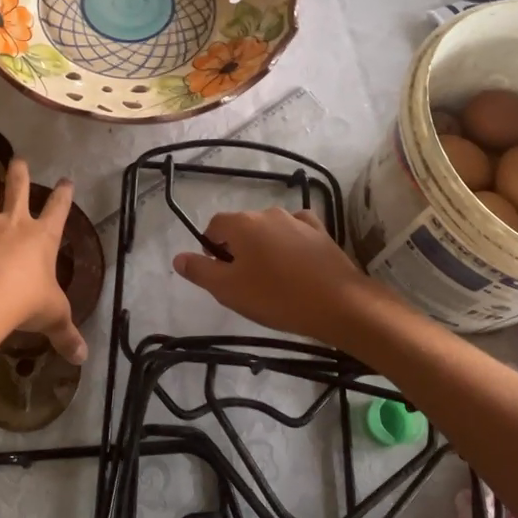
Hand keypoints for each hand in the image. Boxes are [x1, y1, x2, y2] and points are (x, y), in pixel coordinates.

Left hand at [0, 159, 87, 364]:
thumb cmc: (26, 301)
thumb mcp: (53, 315)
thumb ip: (66, 333)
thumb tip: (82, 357)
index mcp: (43, 236)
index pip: (59, 208)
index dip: (64, 194)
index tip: (66, 181)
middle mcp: (16, 222)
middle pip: (20, 187)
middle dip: (20, 172)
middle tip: (19, 160)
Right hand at [172, 207, 382, 345]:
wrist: (339, 303)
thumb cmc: (277, 297)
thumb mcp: (229, 290)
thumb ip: (200, 271)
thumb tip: (178, 257)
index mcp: (242, 224)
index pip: (214, 226)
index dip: (210, 248)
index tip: (219, 274)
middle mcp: (268, 213)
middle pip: (242, 228)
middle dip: (238, 250)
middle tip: (245, 284)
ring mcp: (297, 220)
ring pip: (269, 231)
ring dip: (265, 249)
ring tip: (273, 281)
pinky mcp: (320, 232)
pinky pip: (296, 233)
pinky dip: (290, 245)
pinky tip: (296, 266)